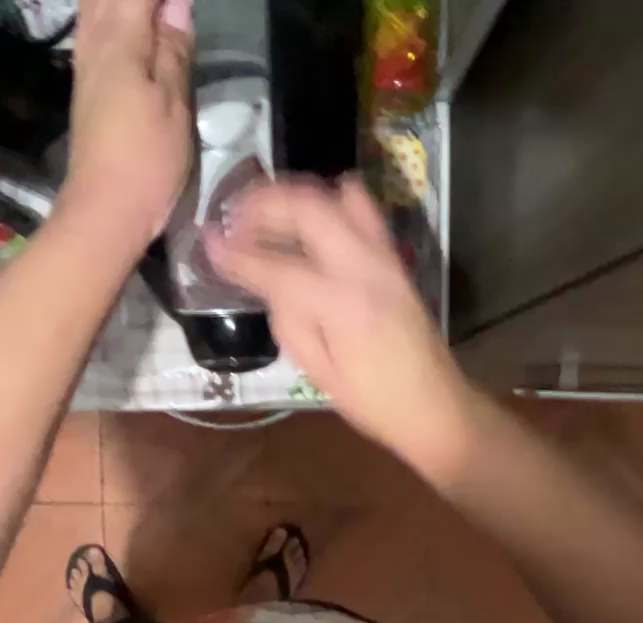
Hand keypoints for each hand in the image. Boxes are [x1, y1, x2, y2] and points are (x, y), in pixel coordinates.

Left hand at [57, 0, 194, 249]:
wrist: (105, 210)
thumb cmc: (147, 162)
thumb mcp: (174, 107)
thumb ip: (173, 52)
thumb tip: (177, 5)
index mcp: (121, 40)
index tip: (185, 2)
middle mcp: (95, 42)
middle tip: (171, 7)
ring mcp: (85, 65)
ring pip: (94, 5)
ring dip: (119, 2)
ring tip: (150, 10)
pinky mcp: (83, 88)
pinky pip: (91, 27)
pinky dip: (106, 12)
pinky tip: (122, 21)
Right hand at [204, 176, 473, 457]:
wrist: (434, 405)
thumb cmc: (371, 401)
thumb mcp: (318, 371)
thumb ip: (287, 319)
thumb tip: (268, 282)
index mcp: (339, 302)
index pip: (274, 264)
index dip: (235, 253)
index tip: (207, 242)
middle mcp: (363, 266)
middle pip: (307, 207)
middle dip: (263, 204)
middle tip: (236, 218)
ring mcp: (385, 256)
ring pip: (336, 196)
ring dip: (296, 197)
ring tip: (269, 215)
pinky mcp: (395, 259)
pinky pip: (363, 211)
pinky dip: (329, 204)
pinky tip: (310, 226)